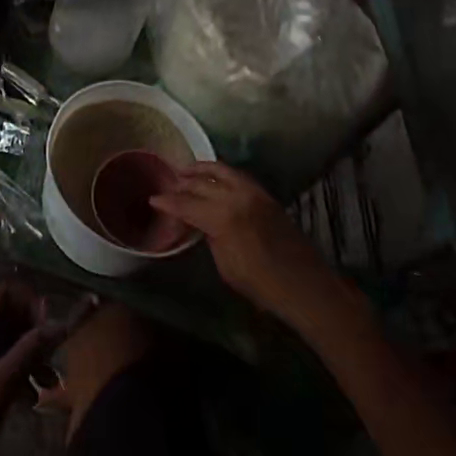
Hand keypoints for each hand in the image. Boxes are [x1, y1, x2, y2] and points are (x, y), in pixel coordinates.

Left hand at [0, 282, 58, 455]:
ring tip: (48, 384)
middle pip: (3, 316)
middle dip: (32, 335)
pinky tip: (27, 399)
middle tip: (54, 359)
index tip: (51, 329)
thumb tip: (61, 323)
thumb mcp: (1, 385)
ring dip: (25, 357)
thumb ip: (31, 349)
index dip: (32, 304)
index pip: (4, 292)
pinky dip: (10, 373)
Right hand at [150, 160, 351, 330]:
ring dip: (202, 170)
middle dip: (182, 183)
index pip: (187, 204)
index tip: (153, 199)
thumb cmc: (261, 285)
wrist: (303, 284)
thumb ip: (210, 237)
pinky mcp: (265, 195)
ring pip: (222, 171)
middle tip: (167, 184)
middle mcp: (237, 197)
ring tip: (186, 171)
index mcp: (223, 217)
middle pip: (202, 183)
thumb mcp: (225, 266)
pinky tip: (214, 178)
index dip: (168, 202)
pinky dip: (221, 173)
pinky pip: (237, 176)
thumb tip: (203, 224)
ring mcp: (254, 192)